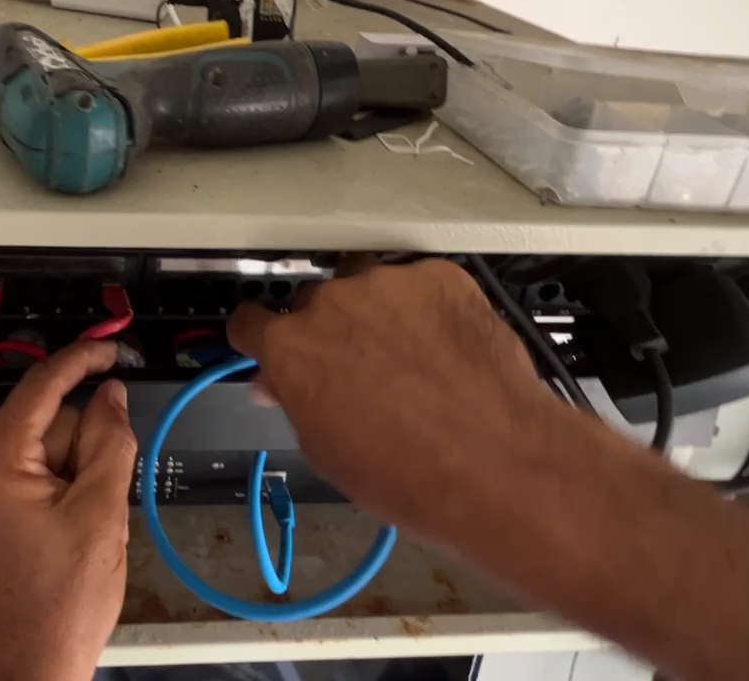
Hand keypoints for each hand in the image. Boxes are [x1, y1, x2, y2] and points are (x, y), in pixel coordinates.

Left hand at [0, 340, 136, 680]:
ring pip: (49, 449)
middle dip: (87, 441)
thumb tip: (111, 394)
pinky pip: (38, 473)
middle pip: (49, 421)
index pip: (41, 385)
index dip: (81, 358)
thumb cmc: (57, 605)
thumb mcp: (99, 513)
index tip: (113, 348)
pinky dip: (67, 487)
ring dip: (80, 471)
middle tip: (106, 490)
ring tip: (88, 525)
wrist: (26, 674)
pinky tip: (76, 528)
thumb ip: (109, 442)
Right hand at [228, 258, 580, 539]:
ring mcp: (384, 285)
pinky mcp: (437, 278)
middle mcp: (329, 303)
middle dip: (326, 329)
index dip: (258, 335)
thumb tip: (281, 383)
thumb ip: (294, 400)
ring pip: (364, 284)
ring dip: (373, 310)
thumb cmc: (411, 472)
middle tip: (356, 364)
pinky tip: (442, 346)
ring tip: (407, 355)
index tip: (267, 339)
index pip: (249, 320)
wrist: (499, 465)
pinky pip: (418, 283)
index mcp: (290, 346)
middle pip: (312, 302)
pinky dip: (425, 307)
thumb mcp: (325, 450)